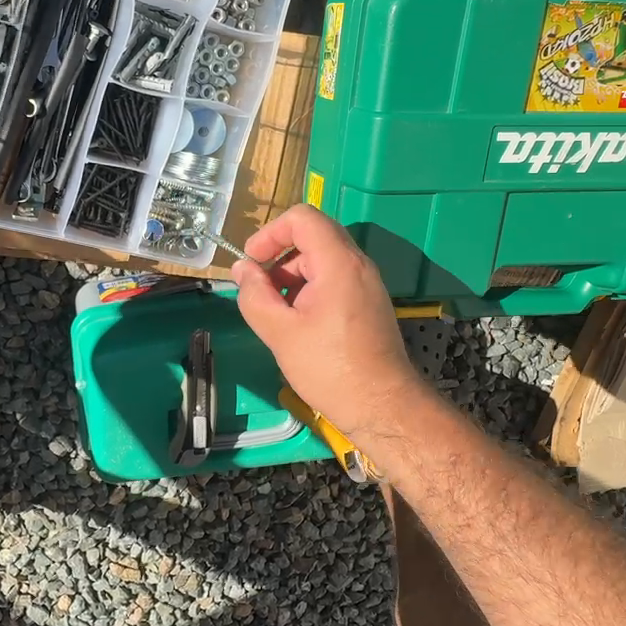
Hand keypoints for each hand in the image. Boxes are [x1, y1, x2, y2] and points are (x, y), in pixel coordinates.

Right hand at [230, 204, 423, 438]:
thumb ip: (255, 295)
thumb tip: (243, 270)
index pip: (302, 218)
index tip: (252, 261)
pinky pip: (334, 279)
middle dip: (279, 256)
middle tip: (259, 288)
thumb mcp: (279, 332)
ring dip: (292, 275)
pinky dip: (309, 289)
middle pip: (312, 236)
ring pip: (322, 259)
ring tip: (276, 311)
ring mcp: (366, 284)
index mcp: (338, 263)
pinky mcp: (368, 303)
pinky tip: (298, 323)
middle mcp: (357, 265)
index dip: (271, 233)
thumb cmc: (329, 368)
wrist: (383, 407)